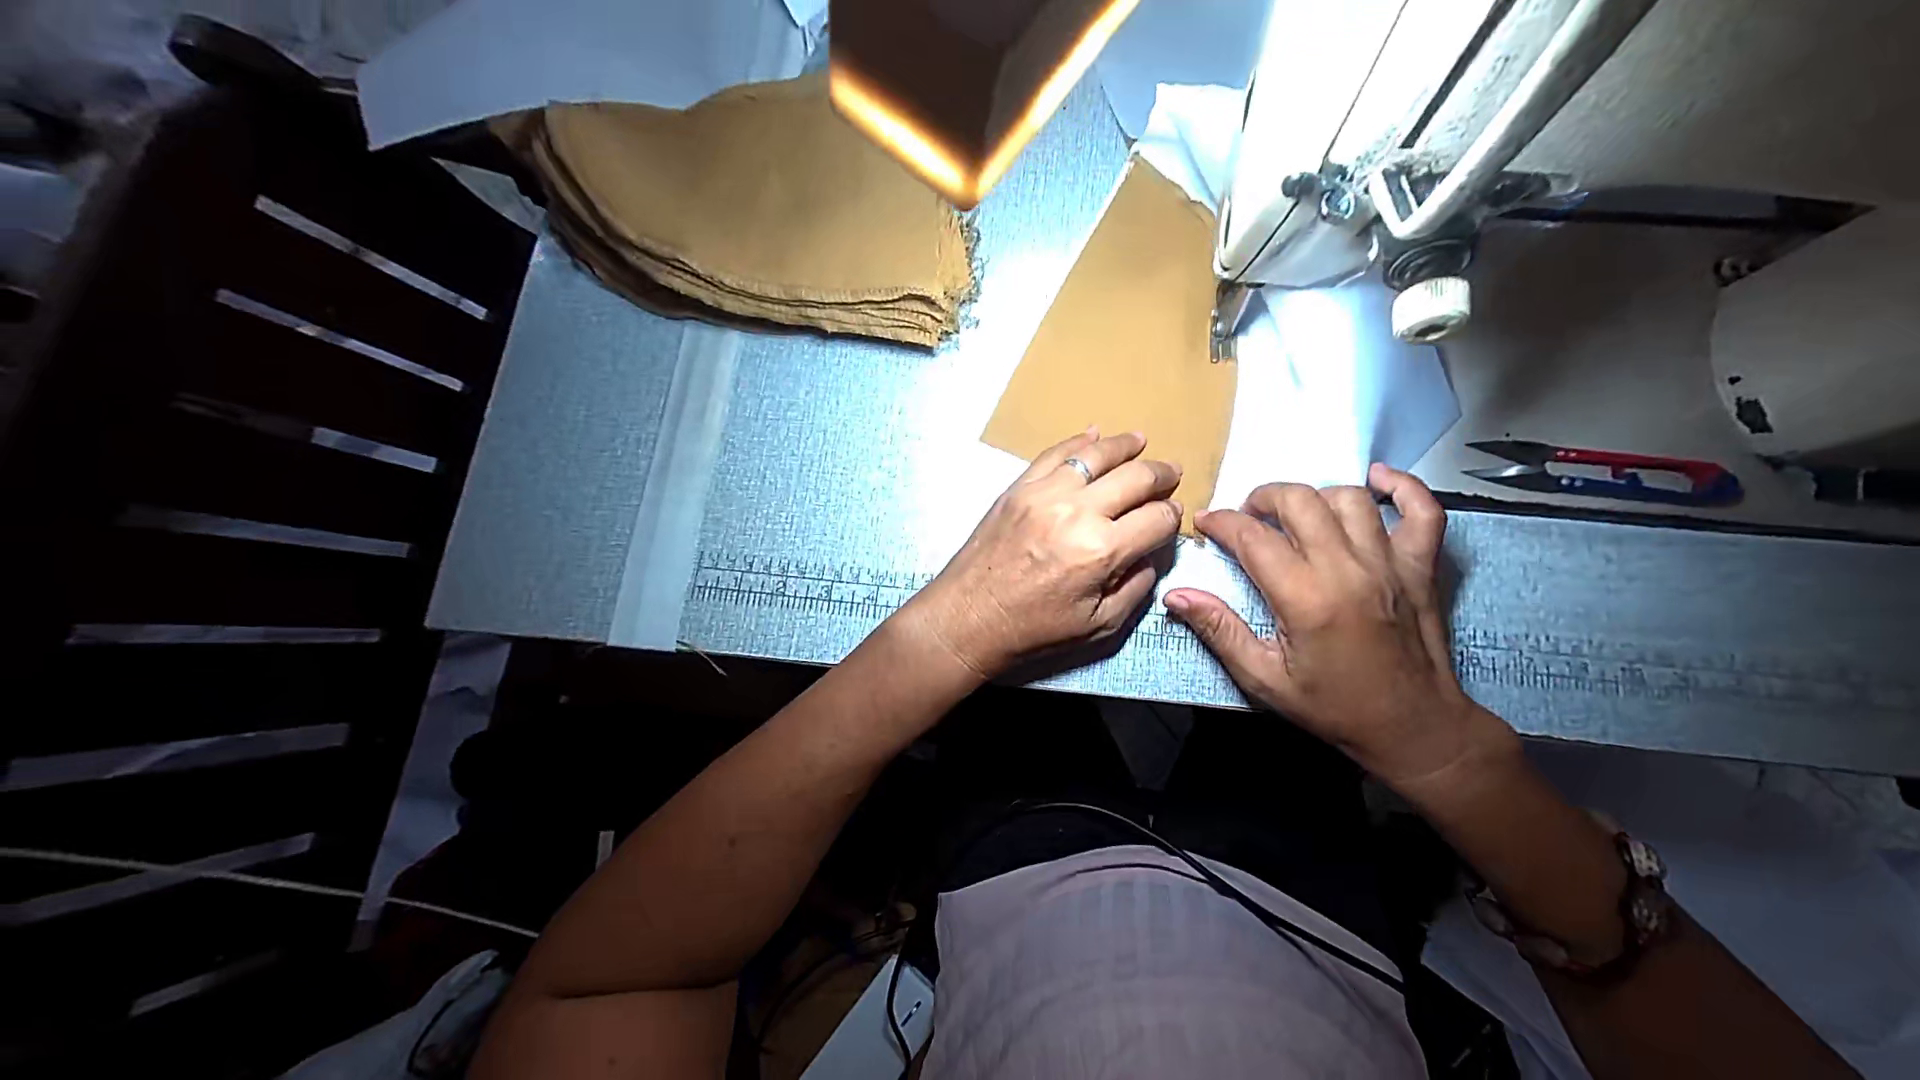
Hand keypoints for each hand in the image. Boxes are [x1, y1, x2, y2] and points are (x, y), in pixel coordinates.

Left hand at [904, 429, 1182, 678]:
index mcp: (1102, 552)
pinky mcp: (1018, 488)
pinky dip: (1078, 441)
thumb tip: (1152, 552)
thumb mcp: (1099, 625)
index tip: (1172, 515)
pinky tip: (1093, 436)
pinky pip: (1054, 454)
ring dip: (1124, 445)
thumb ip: (1136, 586)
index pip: (1157, 519)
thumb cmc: (1034, 630)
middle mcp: (1077, 513)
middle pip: (1135, 478)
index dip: (1172, 516)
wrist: (969, 618)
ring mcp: (1044, 494)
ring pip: (1095, 455)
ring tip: (1139, 440)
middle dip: (1160, 473)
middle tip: (1171, 470)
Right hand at [1164, 464, 1514, 794]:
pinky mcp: (1421, 565)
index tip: (1205, 523)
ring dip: (1314, 495)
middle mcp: (1348, 569)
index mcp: (1306, 598)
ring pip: (1349, 498)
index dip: (1222, 523)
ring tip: (1296, 513)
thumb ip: (1219, 631)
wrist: (1414, 728)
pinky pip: (1421, 509)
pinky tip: (1376, 481)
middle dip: (1262, 498)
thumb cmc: (1334, 706)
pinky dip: (1401, 486)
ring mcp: (1390, 562)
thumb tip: (1177, 596)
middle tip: (1246, 516)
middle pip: (1300, 501)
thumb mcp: (1264, 679)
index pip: (1253, 537)